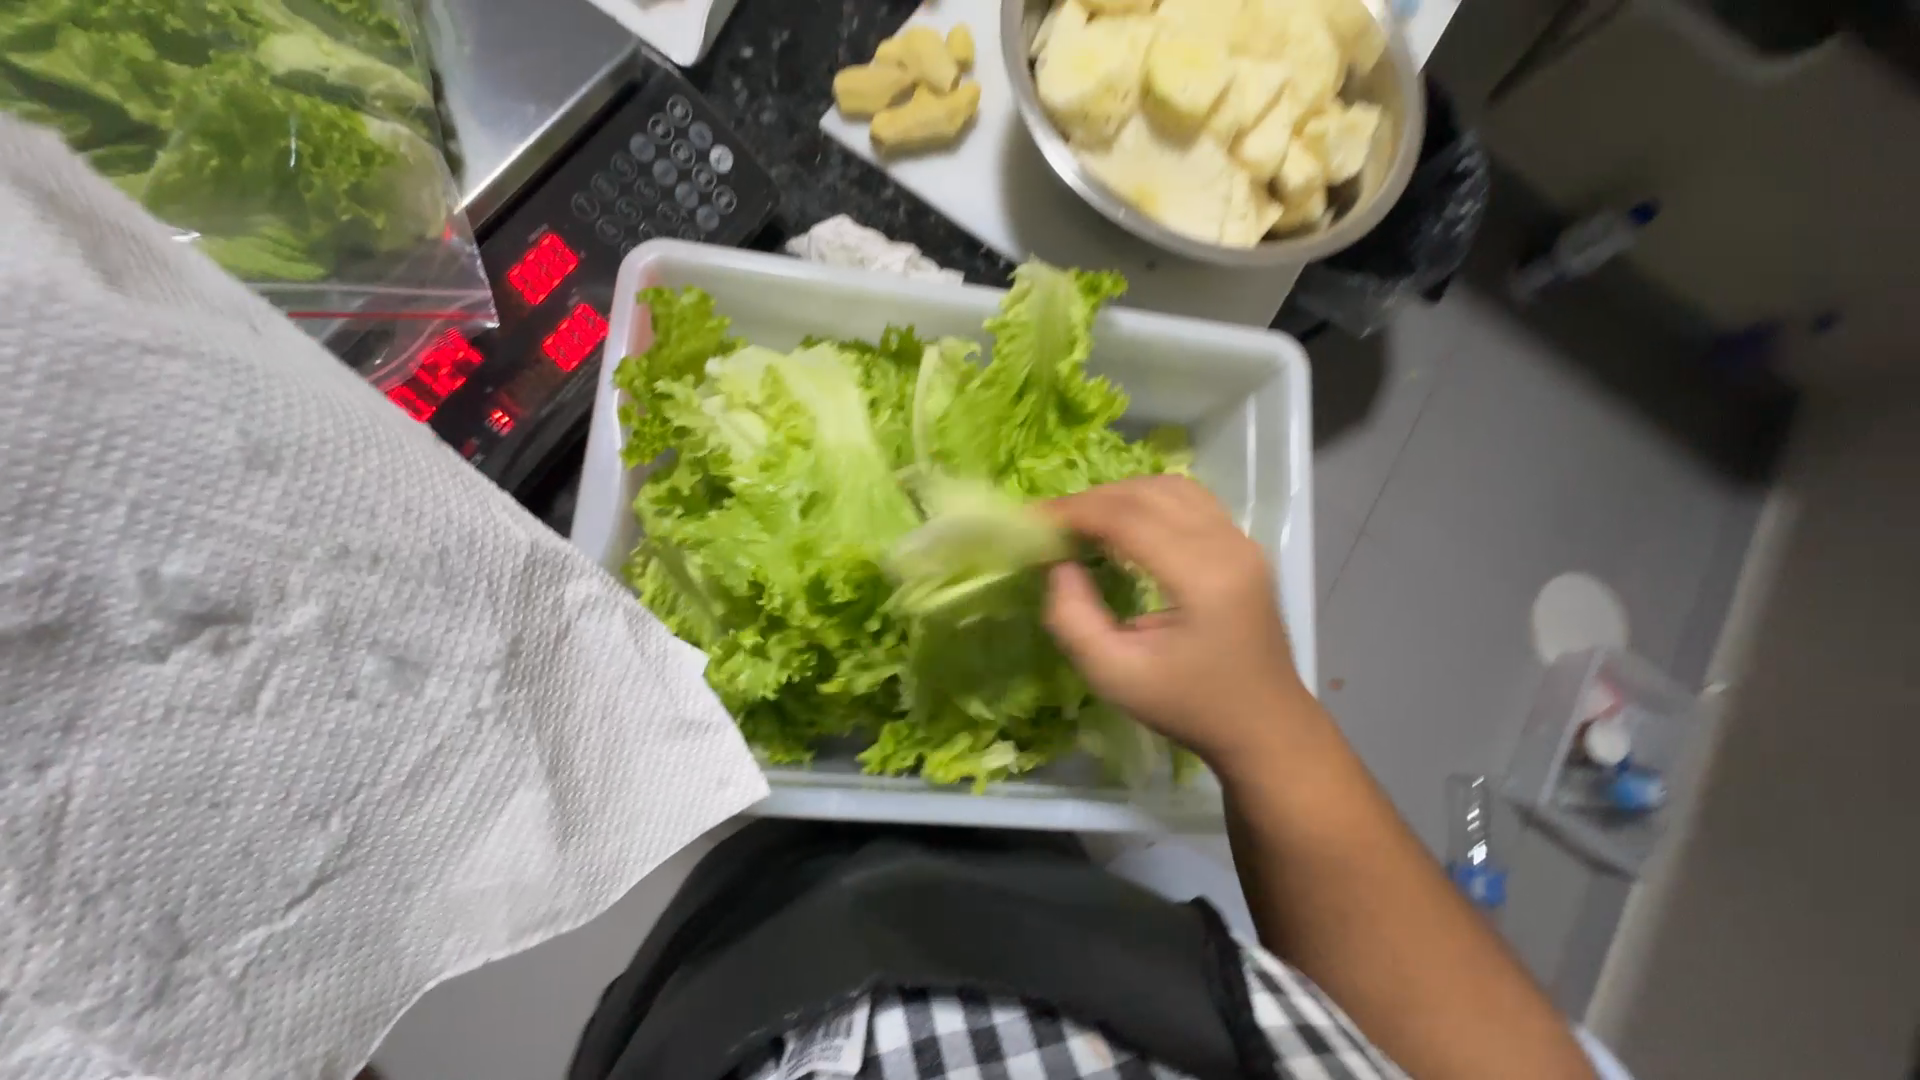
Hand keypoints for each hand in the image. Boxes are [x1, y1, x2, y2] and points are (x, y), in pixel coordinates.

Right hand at [1044, 476, 1313, 764]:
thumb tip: (1057, 565)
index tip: (1032, 521)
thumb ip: (1073, 619)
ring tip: (1083, 521)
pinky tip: (1123, 523)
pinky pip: (1190, 499)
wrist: (1264, 725)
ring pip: (1171, 487)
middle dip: (1092, 500)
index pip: (1127, 518)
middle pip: (1148, 494)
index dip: (1075, 512)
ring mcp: (1242, 541)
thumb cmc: (1188, 706)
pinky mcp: (1243, 545)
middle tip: (1050, 523)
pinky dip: (1148, 499)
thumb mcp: (1115, 676)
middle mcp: (1228, 546)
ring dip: (1121, 494)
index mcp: (1202, 578)